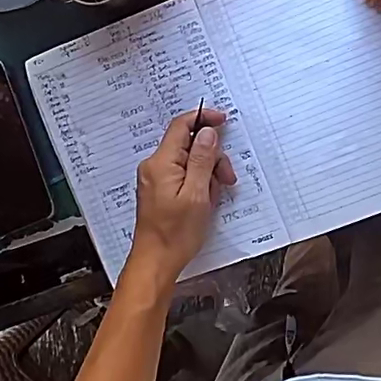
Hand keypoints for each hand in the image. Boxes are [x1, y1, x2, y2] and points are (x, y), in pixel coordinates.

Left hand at [124, 108, 237, 291]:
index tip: (223, 120)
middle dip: (211, 157)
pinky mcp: (161, 189)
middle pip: (188, 145)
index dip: (203, 118)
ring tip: (215, 195)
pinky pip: (184, 174)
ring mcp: (157, 178)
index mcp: (161, 163)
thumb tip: (207, 132)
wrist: (156, 262)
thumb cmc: (175, 234)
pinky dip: (199, 182)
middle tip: (225, 177)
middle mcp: (155, 166)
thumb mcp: (196, 194)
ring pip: (189, 160)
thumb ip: (202, 159)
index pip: (181, 126)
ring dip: (208, 172)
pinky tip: (206, 199)